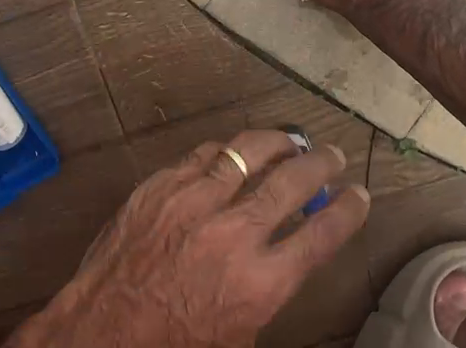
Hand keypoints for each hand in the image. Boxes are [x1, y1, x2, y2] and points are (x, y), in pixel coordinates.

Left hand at [8, 130, 369, 347]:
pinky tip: (238, 148)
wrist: (106, 327)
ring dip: (278, 142)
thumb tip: (288, 253)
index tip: (359, 194)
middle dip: (320, 165)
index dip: (348, 211)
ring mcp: (196, 202)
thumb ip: (269, 288)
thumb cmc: (176, 342)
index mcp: (261, 283)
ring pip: (249, 153)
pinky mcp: (164, 184)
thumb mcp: (239, 333)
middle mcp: (234, 235)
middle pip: (292, 184)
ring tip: (294, 138)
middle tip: (332, 155)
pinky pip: (205, 153)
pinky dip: (229, 148)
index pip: (321, 236)